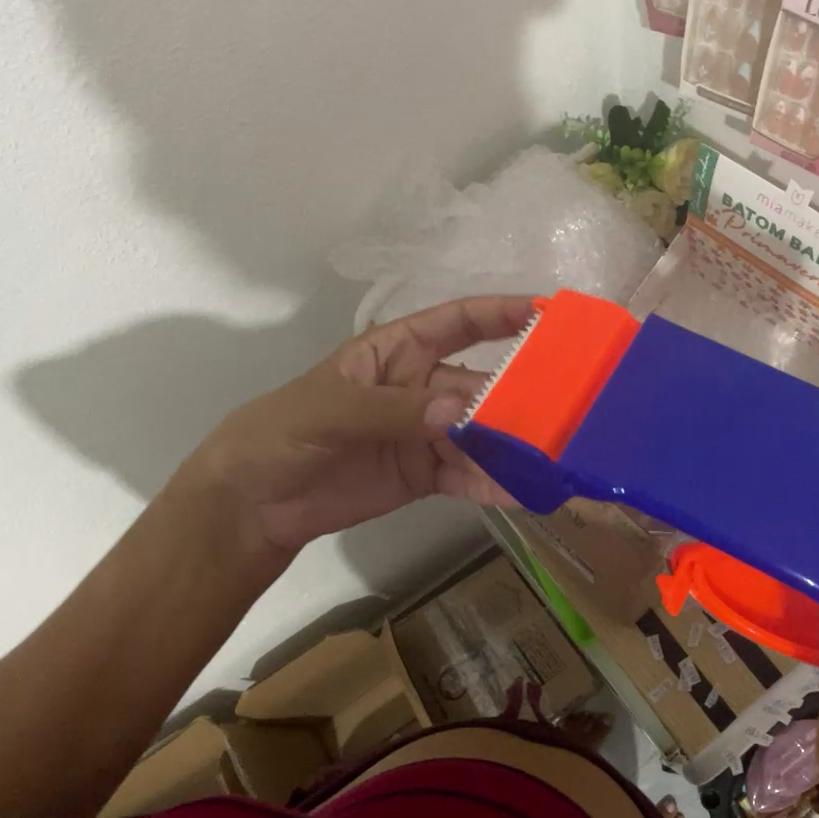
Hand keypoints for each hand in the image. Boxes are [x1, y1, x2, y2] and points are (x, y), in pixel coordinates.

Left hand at [166, 295, 533, 562]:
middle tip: (566, 407)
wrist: (252, 504)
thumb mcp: (328, 411)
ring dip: (514, 444)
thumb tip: (459, 414)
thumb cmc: (280, 434)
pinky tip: (523, 493)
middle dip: (519, 394)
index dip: (500, 313)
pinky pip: (468, 475)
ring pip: (481, 433)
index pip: (457, 322)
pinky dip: (494, 484)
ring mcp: (425, 434)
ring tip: (554, 457)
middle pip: (480, 384)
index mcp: (396, 352)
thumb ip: (393, 410)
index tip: (547, 313)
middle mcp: (420, 387)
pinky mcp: (426, 475)